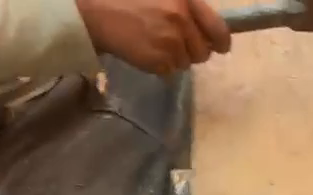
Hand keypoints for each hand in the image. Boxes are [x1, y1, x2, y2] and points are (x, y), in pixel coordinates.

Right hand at [75, 0, 231, 74]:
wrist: (91, 9)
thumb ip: (183, 6)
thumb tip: (208, 26)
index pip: (219, 28)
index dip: (221, 40)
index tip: (220, 45)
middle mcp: (181, 19)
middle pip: (203, 50)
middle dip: (192, 49)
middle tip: (171, 38)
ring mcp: (171, 41)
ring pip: (186, 62)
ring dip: (174, 56)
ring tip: (151, 39)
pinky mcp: (160, 60)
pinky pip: (170, 69)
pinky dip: (160, 63)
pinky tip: (143, 47)